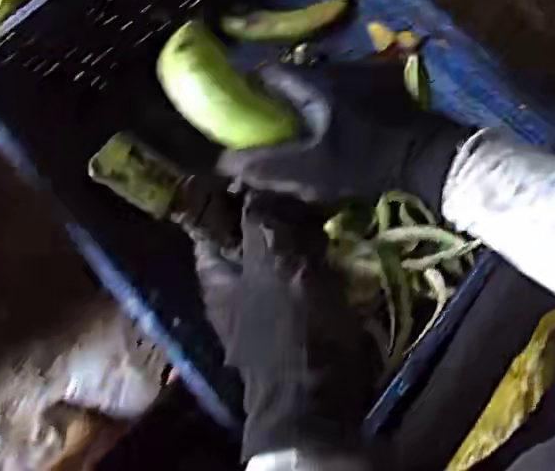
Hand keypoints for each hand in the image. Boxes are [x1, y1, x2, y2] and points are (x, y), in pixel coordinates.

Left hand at [193, 193, 377, 462]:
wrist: (321, 391)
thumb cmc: (293, 327)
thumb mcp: (276, 267)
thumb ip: (262, 223)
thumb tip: (252, 181)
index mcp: (216, 273)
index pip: (214, 218)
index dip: (234, 190)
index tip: (266, 162)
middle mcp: (234, 281)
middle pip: (251, 227)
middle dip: (276, 202)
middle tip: (308, 176)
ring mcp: (266, 294)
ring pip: (280, 241)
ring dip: (301, 220)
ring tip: (328, 193)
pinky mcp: (298, 302)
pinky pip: (303, 259)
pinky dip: (317, 241)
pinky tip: (340, 225)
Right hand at [219, 61, 473, 209]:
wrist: (425, 153)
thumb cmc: (364, 158)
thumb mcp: (307, 168)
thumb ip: (262, 164)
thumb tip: (224, 161)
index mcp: (316, 81)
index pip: (270, 72)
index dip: (249, 90)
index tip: (241, 114)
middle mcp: (339, 68)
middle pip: (297, 79)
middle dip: (280, 103)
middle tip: (271, 131)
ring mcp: (366, 73)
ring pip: (323, 85)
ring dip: (310, 105)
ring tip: (304, 135)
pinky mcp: (386, 85)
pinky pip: (348, 90)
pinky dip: (336, 106)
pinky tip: (338, 130)